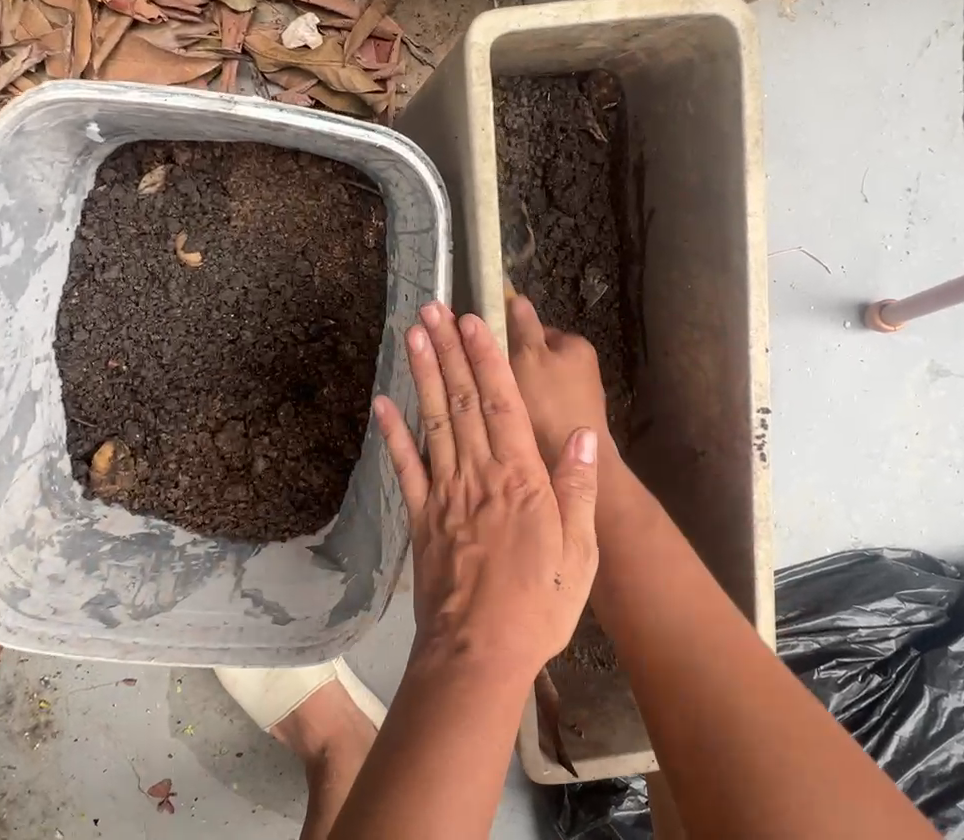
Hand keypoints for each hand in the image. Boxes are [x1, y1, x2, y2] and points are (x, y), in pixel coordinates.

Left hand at [373, 302, 599, 682]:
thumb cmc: (540, 607)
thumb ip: (578, 491)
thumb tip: (582, 435)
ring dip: (423, 376)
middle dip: (449, 351)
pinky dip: (393, 434)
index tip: (474, 321)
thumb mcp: (580, 554)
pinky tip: (382, 403)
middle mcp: (479, 475)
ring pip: (433, 422)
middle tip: (433, 309)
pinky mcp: (421, 518)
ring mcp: (444, 494)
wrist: (479, 654)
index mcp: (522, 480)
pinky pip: (405, 468)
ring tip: (413, 336)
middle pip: (462, 401)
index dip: (487, 359)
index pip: (502, 405)